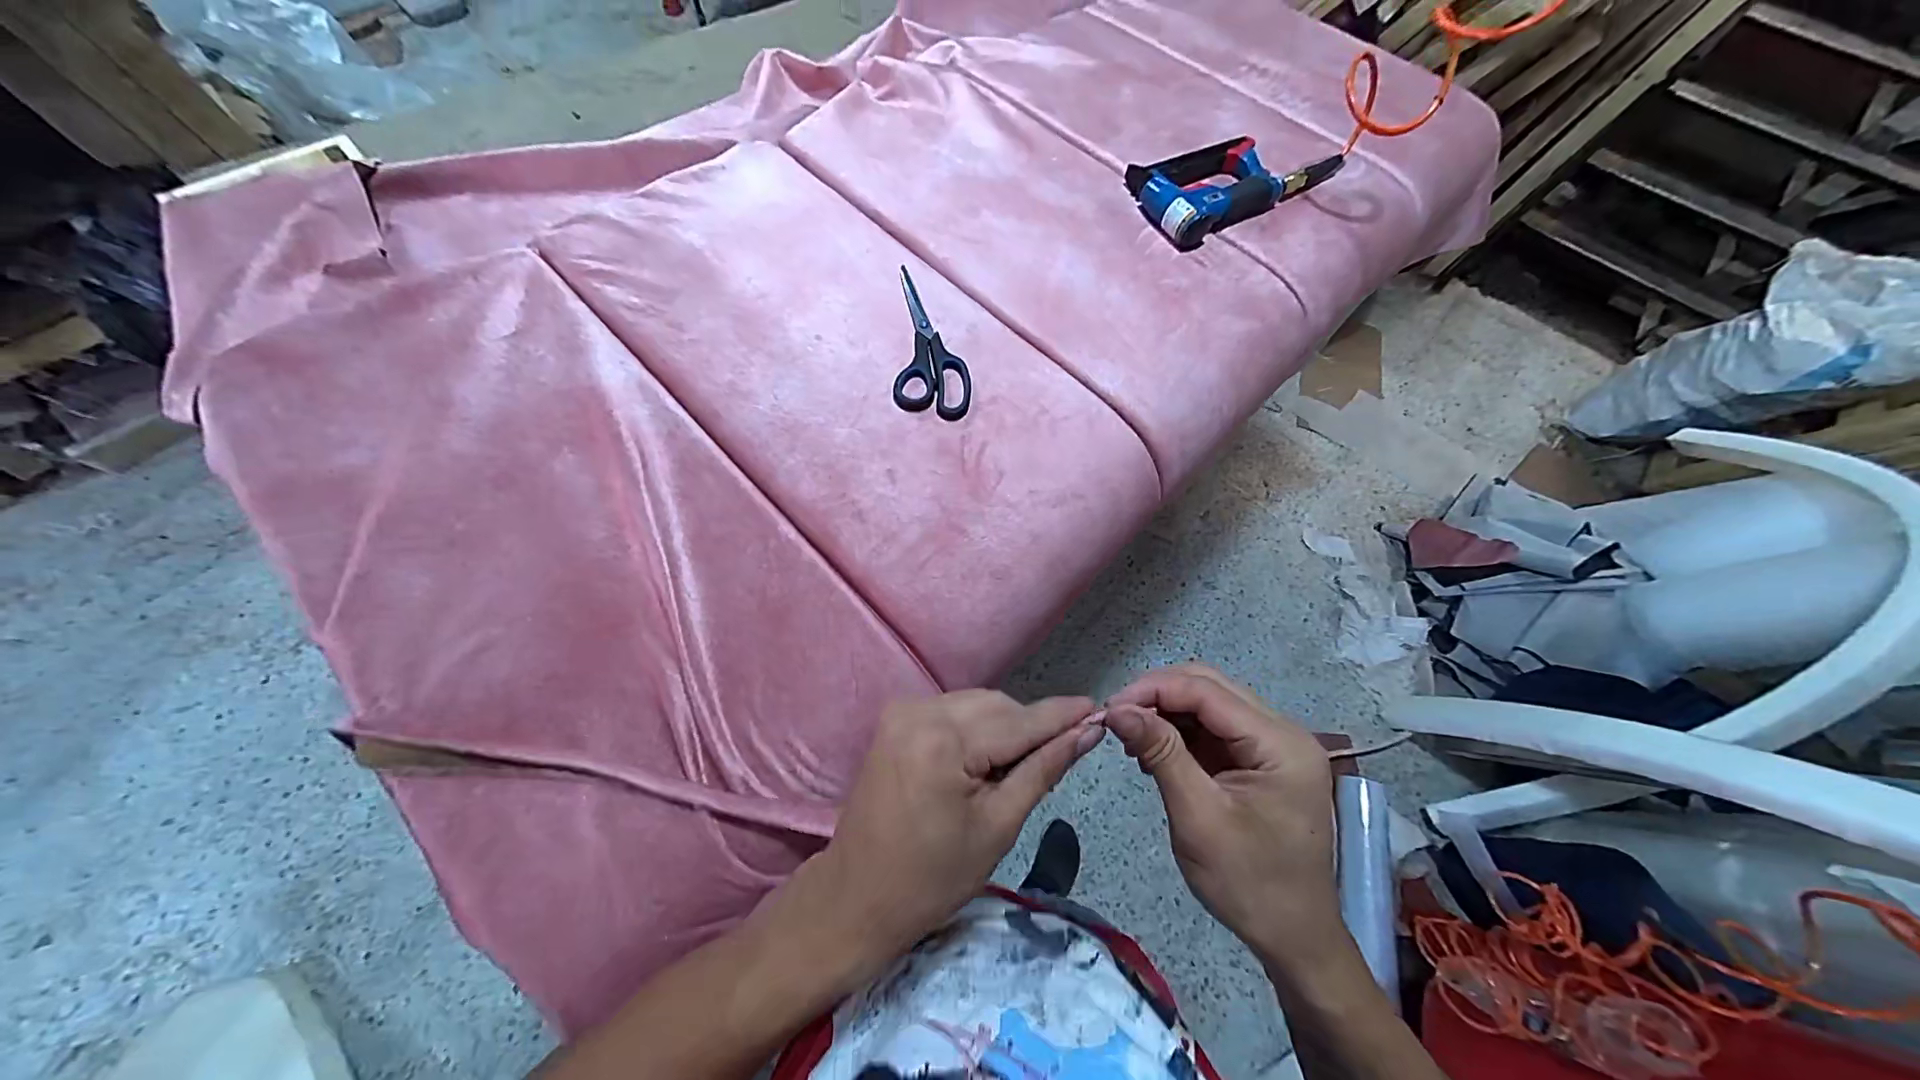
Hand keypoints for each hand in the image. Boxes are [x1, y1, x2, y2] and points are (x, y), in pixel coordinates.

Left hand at [801, 690, 1103, 960]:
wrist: (857, 897)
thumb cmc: (932, 878)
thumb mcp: (999, 826)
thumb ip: (1043, 769)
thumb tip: (1087, 731)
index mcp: (943, 740)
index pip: (1019, 721)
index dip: (1062, 716)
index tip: (1098, 709)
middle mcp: (919, 711)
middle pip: (998, 707)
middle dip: (1031, 728)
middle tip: (1057, 758)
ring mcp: (902, 712)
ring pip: (977, 705)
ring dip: (1004, 728)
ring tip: (1015, 771)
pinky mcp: (895, 720)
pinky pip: (953, 711)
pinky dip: (977, 729)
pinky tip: (984, 762)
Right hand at [1104, 665, 1343, 969]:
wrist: (1294, 937)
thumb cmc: (1249, 883)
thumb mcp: (1198, 817)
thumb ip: (1161, 753)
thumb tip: (1117, 709)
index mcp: (1280, 743)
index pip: (1207, 690)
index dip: (1153, 690)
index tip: (1110, 708)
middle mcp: (1282, 732)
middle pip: (1210, 687)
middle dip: (1158, 695)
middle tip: (1117, 719)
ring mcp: (1274, 746)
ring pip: (1209, 704)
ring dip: (1166, 712)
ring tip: (1131, 738)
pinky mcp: (1260, 761)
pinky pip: (1214, 729)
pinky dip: (1180, 732)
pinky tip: (1154, 752)